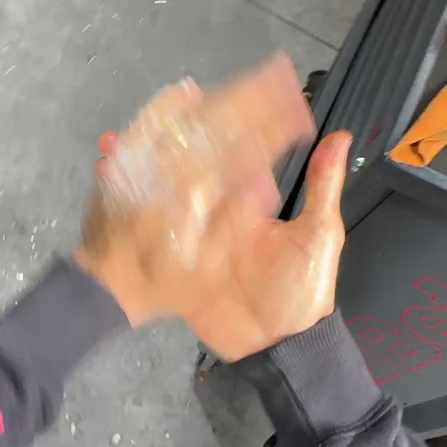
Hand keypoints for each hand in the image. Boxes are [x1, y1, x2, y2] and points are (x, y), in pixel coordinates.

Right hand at [72, 55, 351, 359]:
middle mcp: (219, 215)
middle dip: (159, 149)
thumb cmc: (301, 291)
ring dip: (137, 176)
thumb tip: (337, 136)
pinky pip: (153, 239)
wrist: (276, 347)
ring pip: (163, 201)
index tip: (189, 100)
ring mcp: (195, 241)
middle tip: (131, 124)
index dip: (209, 133)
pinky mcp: (178, 267)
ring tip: (110, 152)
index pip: (228, 159)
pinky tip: (109, 197)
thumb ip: (321, 188)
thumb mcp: (317, 237)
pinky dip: (131, 218)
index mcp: (250, 203)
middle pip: (186, 175)